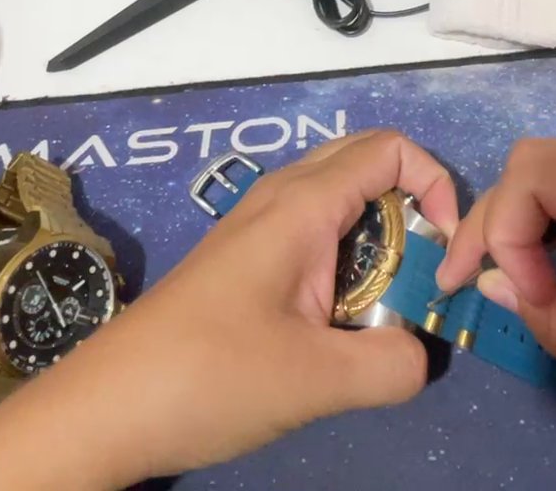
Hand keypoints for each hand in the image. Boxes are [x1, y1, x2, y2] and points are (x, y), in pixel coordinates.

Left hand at [0, 129, 458, 489]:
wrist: (107, 406)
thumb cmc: (210, 375)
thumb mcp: (316, 378)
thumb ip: (393, 363)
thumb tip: (424, 353)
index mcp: (303, 203)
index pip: (390, 149)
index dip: (436, 183)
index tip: (449, 249)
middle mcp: (281, 196)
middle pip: (366, 164)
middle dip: (413, 205)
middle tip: (427, 272)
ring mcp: (258, 224)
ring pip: (340, 198)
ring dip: (380, 235)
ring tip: (392, 300)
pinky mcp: (246, 256)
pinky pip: (315, 230)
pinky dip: (349, 254)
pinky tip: (344, 313)